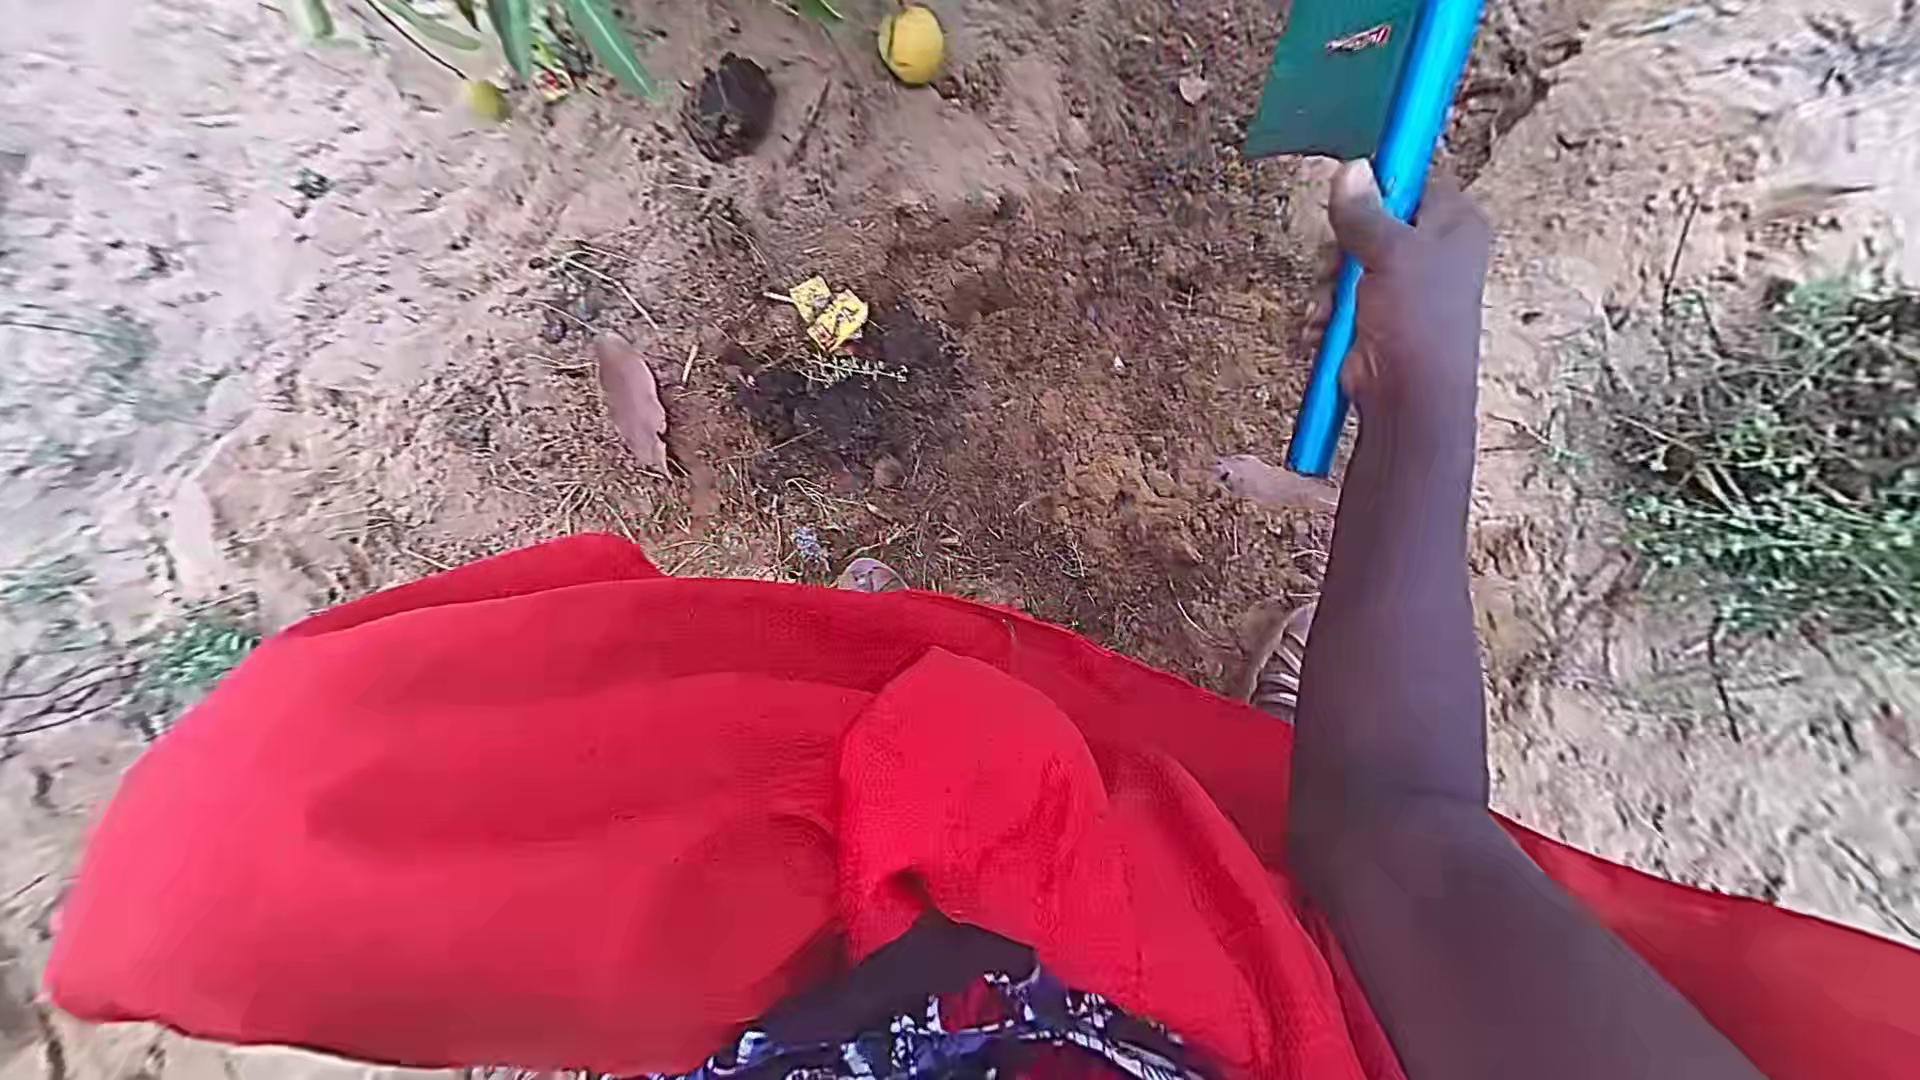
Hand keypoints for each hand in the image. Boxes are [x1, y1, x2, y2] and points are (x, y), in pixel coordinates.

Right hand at [1318, 160, 1491, 434]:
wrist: (1405, 390)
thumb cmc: (1416, 317)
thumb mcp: (1392, 253)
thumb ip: (1366, 213)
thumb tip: (1350, 169)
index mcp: (1450, 226)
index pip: (1413, 184)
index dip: (1380, 188)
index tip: (1349, 197)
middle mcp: (1424, 255)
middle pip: (1365, 230)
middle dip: (1337, 255)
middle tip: (1332, 269)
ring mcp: (1393, 291)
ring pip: (1340, 271)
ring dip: (1324, 293)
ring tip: (1326, 313)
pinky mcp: (1366, 321)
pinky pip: (1332, 306)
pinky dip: (1322, 319)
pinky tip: (1322, 331)